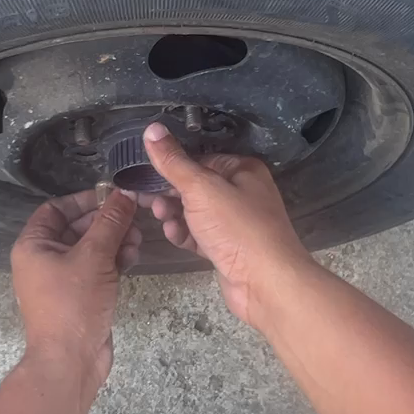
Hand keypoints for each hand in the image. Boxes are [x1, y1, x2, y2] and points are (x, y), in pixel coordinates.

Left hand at [9, 189, 141, 387]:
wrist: (71, 361)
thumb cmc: (73, 303)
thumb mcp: (94, 256)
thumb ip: (110, 223)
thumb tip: (124, 195)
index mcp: (34, 245)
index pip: (57, 209)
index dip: (84, 200)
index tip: (113, 197)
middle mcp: (44, 259)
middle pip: (78, 227)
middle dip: (107, 223)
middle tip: (134, 219)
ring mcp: (62, 279)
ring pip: (91, 248)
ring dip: (115, 241)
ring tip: (137, 241)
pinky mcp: (80, 295)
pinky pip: (97, 268)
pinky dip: (114, 260)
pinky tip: (132, 258)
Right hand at [140, 123, 318, 327]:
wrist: (266, 283)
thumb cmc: (238, 228)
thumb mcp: (201, 188)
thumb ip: (174, 162)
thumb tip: (152, 129)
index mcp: (243, 170)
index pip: (201, 160)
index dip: (174, 167)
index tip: (148, 175)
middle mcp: (243, 193)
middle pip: (197, 187)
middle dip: (171, 193)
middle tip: (148, 200)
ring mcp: (236, 223)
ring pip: (196, 213)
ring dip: (175, 214)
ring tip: (160, 217)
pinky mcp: (228, 248)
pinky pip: (201, 235)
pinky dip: (186, 234)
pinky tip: (174, 235)